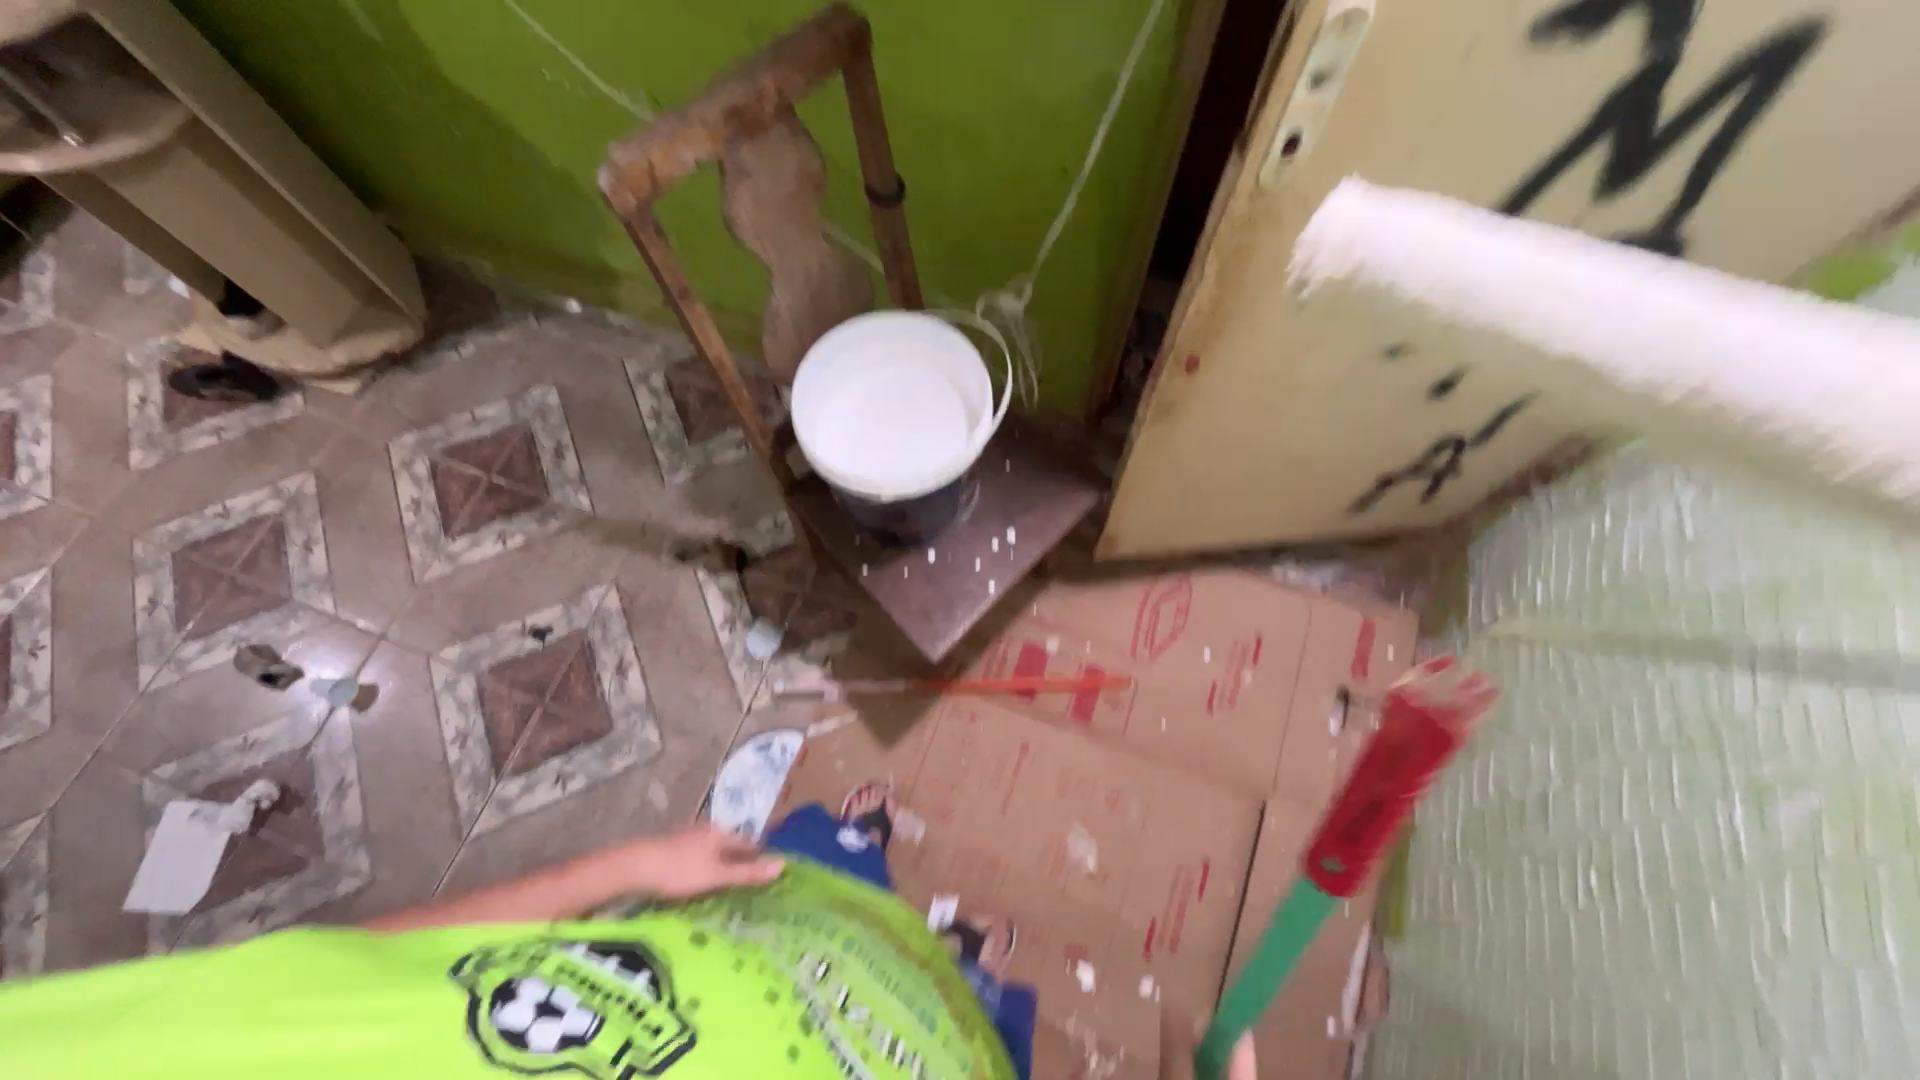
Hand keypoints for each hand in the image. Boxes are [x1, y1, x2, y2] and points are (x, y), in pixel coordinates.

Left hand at [623, 825, 784, 899]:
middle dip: (742, 861)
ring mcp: (688, 838)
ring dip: (723, 865)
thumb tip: (783, 864)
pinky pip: (699, 858)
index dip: (761, 856)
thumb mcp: (717, 876)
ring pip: (714, 852)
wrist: (633, 868)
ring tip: (730, 886)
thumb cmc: (679, 870)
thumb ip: (748, 872)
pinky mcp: (673, 849)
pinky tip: (703, 883)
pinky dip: (706, 869)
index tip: (770, 873)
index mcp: (721, 833)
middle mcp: (707, 831)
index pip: (750, 843)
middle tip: (753, 883)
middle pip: (732, 846)